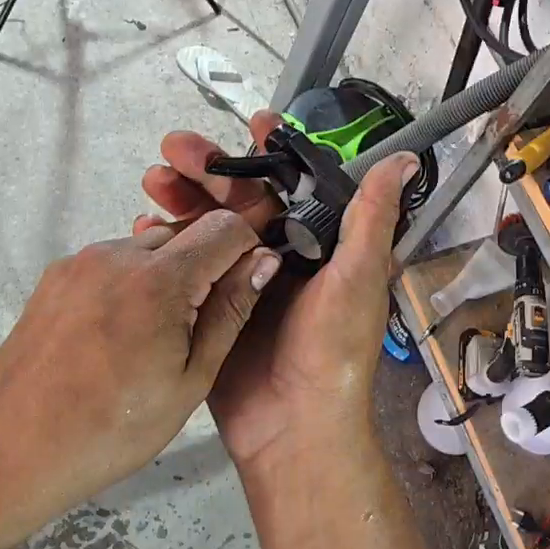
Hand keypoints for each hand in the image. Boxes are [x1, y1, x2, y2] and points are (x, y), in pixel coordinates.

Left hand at [0, 212, 280, 548]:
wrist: (4, 456)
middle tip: (202, 321)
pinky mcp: (56, 276)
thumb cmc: (111, 430)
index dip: (248, 249)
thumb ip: (231, 311)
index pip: (226, 227)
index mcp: (158, 280)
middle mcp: (118, 255)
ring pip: (152, 246)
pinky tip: (121, 333)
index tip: (247, 286)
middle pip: (188, 232)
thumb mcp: (191, 379)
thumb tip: (265, 260)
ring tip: (156, 334)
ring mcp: (81, 262)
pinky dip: (135, 282)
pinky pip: (117, 261)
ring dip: (170, 273)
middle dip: (208, 264)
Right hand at [134, 113, 417, 469]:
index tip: (253, 122)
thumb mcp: (358, 275)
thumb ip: (372, 216)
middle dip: (211, 168)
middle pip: (241, 198)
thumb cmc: (333, 347)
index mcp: (320, 244)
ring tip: (153, 178)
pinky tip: (142, 226)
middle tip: (175, 147)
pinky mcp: (209, 308)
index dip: (274, 152)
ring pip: (208, 226)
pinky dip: (165, 245)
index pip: (295, 184)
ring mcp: (241, 281)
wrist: (293, 426)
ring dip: (181, 198)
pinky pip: (185, 267)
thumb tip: (407, 159)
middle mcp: (281, 255)